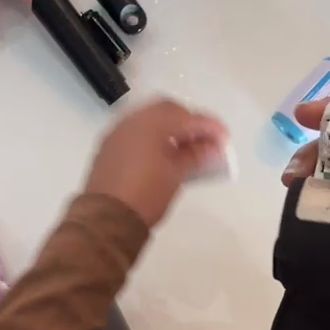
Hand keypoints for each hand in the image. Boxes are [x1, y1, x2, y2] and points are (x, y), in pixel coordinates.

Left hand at [84, 98, 229, 226]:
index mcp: (150, 124)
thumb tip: (212, 147)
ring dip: (169, 127)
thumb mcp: (176, 175)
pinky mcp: (108, 147)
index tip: (225, 138)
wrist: (105, 220)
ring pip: (148, 118)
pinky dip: (152, 136)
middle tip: (204, 139)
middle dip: (188, 121)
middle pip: (166, 109)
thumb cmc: (146, 196)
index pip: (186, 118)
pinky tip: (162, 152)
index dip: (209, 126)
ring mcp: (116, 133)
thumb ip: (195, 155)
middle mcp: (131, 121)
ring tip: (185, 146)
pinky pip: (134, 131)